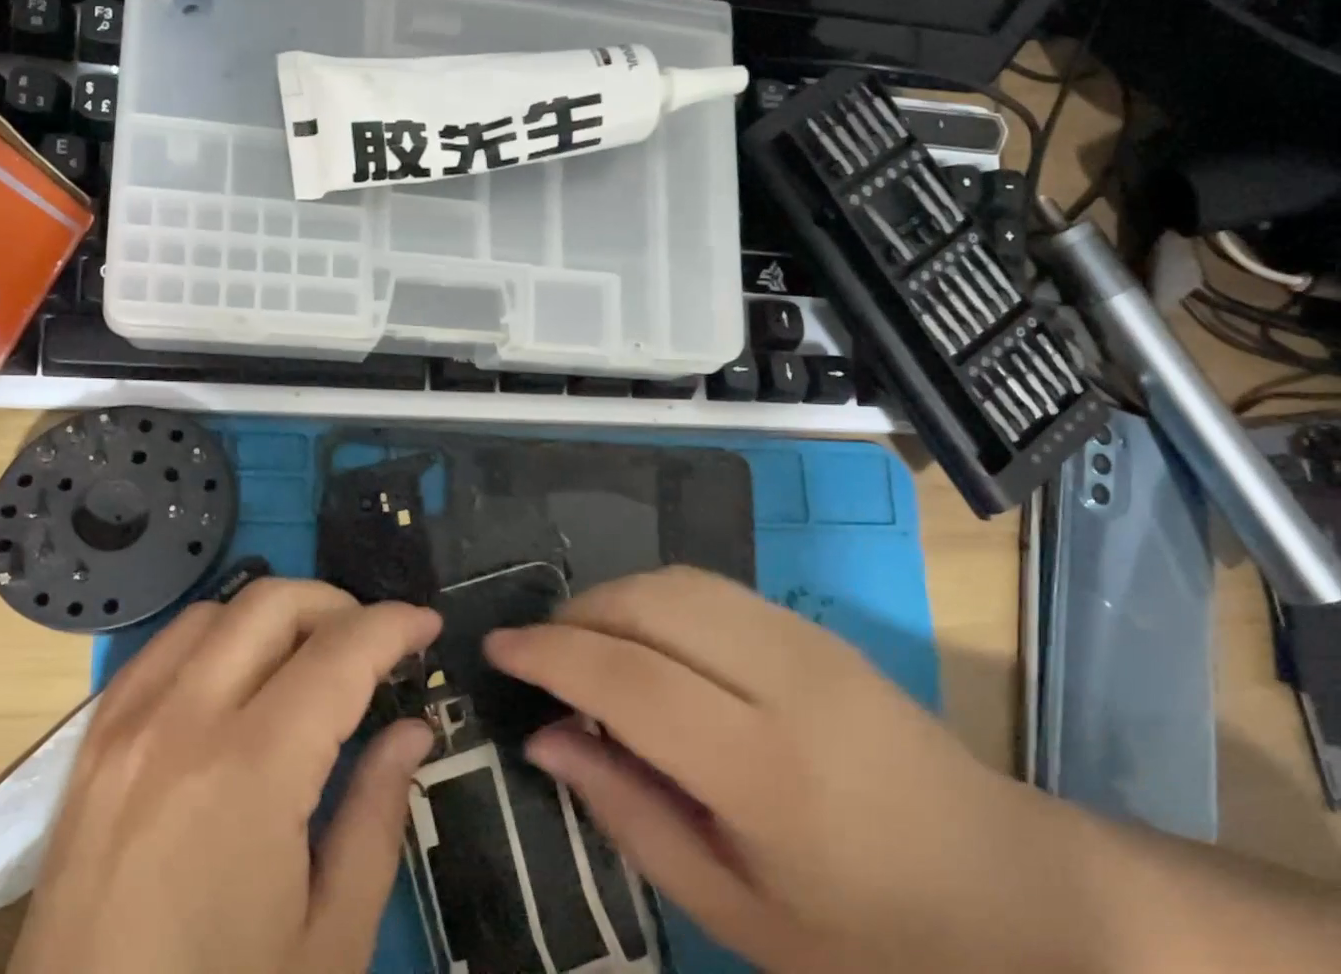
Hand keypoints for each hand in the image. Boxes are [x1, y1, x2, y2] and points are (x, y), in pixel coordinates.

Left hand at [9, 578, 440, 973]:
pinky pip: (156, 652)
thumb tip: (411, 731)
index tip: (428, 626)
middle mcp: (180, 722)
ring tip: (311, 659)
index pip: (338, 653)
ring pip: (209, 613)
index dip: (393, 626)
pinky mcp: (88, 746)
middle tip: (376, 645)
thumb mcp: (330, 936)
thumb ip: (376, 815)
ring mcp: (122, 727)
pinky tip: (236, 681)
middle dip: (337, 605)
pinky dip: (211, 639)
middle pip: (269, 604)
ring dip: (272, 616)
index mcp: (252, 770)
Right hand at [484, 566, 1090, 971]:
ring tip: (582, 647)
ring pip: (681, 581)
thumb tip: (545, 736)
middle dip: (575, 613)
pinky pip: (716, 591)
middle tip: (536, 656)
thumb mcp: (733, 908)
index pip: (627, 676)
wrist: (1020, 894)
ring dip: (614, 600)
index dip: (548, 653)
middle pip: (651, 602)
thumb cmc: (870, 933)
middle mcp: (788, 680)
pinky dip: (658, 601)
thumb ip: (629, 813)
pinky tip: (645, 646)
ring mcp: (813, 644)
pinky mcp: (824, 633)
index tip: (495, 649)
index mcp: (763, 767)